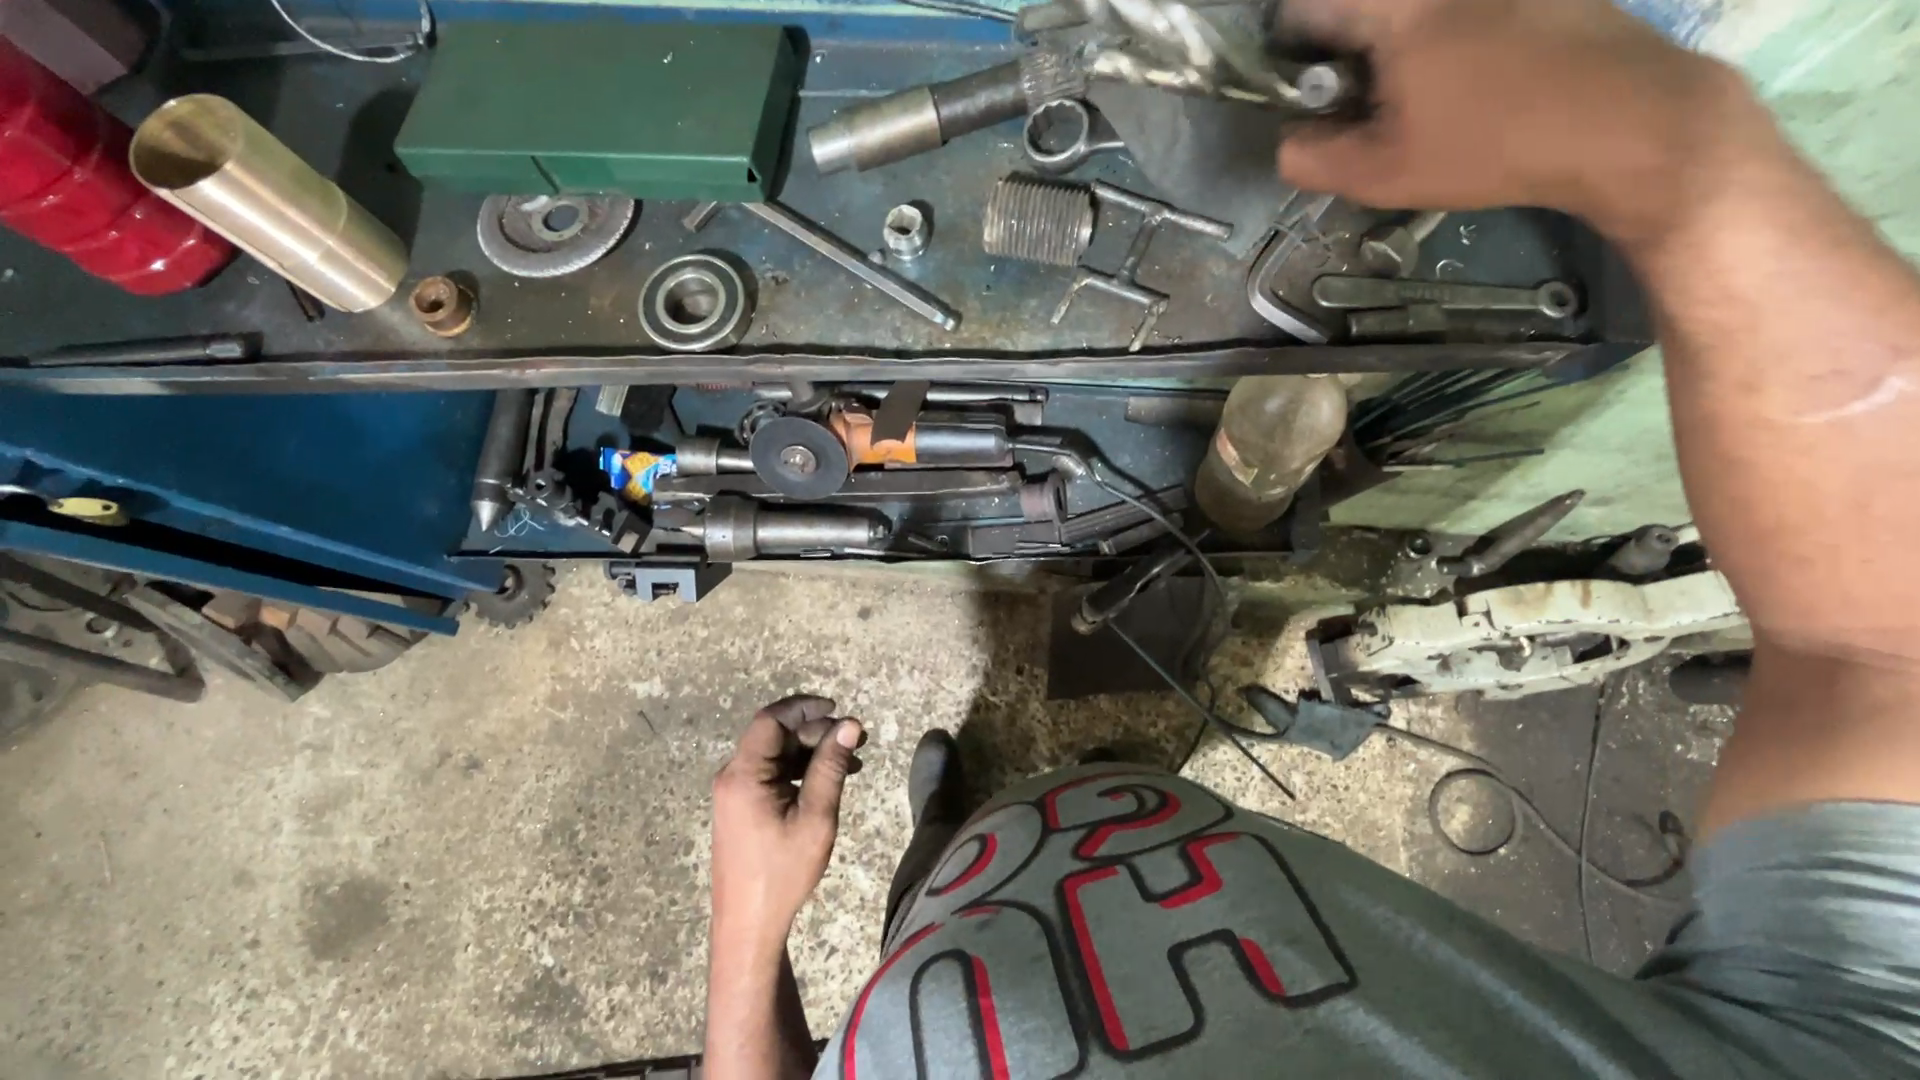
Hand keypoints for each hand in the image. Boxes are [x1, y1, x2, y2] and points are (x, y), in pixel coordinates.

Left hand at [710, 695, 864, 944]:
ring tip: (852, 760)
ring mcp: (735, 794)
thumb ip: (831, 766)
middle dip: (815, 732)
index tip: (837, 708)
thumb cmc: (782, 872)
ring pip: (775, 756)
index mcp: (743, 774)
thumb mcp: (815, 817)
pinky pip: (771, 775)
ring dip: (811, 752)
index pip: (771, 720)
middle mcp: (733, 776)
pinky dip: (800, 772)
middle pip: (774, 736)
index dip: (804, 708)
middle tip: (856, 739)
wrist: (749, 926)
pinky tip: (829, 781)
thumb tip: (849, 725)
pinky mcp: (742, 809)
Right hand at [1278, 0, 1750, 246]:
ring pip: (1412, 13)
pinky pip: (1461, 12)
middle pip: (1363, 9)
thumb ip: (1313, 159)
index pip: (1305, 6)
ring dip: (1397, 52)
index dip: (1290, 49)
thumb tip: (1287, 142)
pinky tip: (1473, 84)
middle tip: (1359, 107)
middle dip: (1347, 52)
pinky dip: (1447, 40)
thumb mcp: (1383, 174)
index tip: (1302, 91)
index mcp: (1396, 9)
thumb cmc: (1492, 147)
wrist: (1628, 122)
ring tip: (1419, 100)